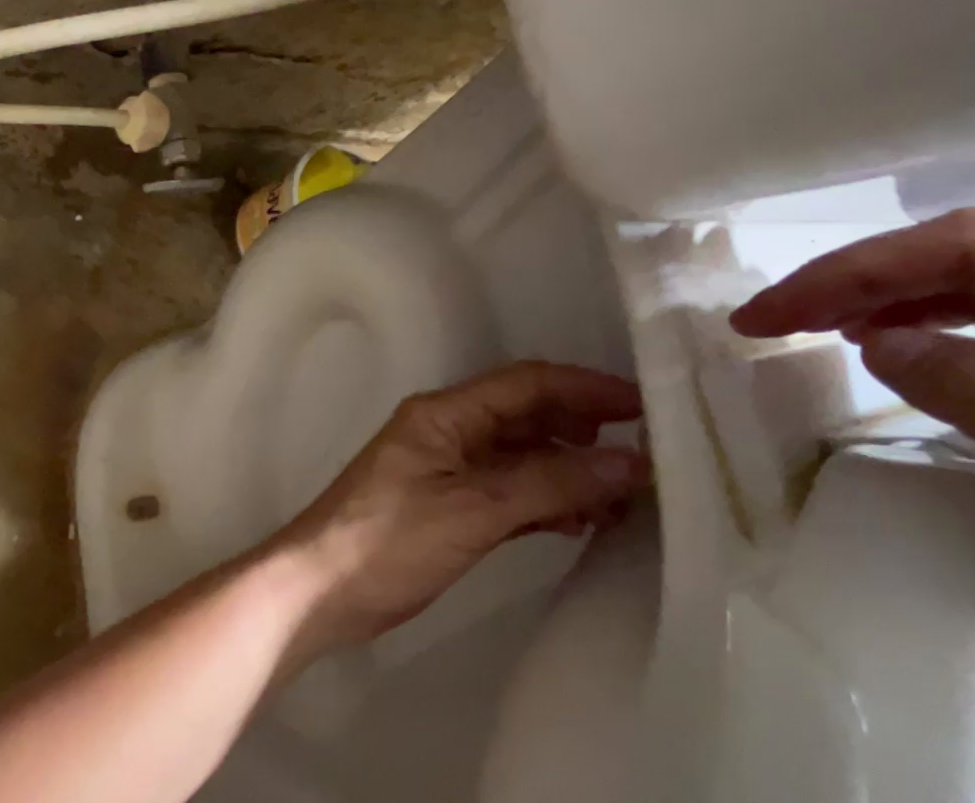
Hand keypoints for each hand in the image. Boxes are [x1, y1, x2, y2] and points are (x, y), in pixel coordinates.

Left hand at [266, 361, 649, 643]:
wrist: (322, 589)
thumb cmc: (387, 541)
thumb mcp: (471, 509)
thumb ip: (548, 483)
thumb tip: (629, 461)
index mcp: (442, 416)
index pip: (525, 383)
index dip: (586, 388)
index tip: (650, 407)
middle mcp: (446, 433)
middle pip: (527, 417)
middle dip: (586, 431)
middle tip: (653, 459)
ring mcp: (446, 472)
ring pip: (523, 458)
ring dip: (572, 471)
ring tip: (630, 499)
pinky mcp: (449, 510)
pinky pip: (511, 493)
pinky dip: (548, 502)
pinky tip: (587, 522)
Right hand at [730, 206, 974, 440]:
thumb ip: (958, 377)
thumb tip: (879, 345)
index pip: (924, 248)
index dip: (827, 278)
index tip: (751, 319)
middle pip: (942, 248)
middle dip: (849, 281)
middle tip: (773, 318)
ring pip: (969, 270)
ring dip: (889, 296)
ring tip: (828, 327)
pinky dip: (939, 310)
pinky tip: (907, 337)